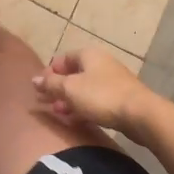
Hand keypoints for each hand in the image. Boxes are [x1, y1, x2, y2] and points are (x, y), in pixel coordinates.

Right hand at [32, 47, 158, 135]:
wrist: (140, 114)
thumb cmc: (101, 96)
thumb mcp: (70, 89)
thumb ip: (51, 84)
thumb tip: (34, 79)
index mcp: (88, 54)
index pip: (63, 58)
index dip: (50, 71)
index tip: (40, 88)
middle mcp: (100, 63)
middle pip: (74, 74)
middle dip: (59, 88)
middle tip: (46, 103)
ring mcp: (111, 80)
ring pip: (84, 88)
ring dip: (70, 99)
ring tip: (59, 113)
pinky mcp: (119, 98)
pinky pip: (96, 100)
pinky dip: (84, 107)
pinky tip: (76, 119)